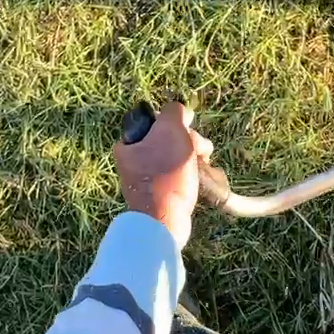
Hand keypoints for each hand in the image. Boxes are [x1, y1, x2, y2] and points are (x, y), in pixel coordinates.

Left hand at [115, 102, 212, 245]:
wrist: (165, 221)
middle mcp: (134, 159)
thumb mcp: (170, 130)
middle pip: (170, 138)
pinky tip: (203, 176)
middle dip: (191, 141)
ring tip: (205, 165)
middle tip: (201, 151)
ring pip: (177, 155)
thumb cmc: (165, 173)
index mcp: (128, 143)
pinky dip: (192, 173)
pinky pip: (179, 174)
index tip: (188, 132)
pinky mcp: (160, 193)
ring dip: (195, 156)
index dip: (178, 124)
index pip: (159, 121)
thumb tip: (182, 112)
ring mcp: (147, 177)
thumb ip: (175, 111)